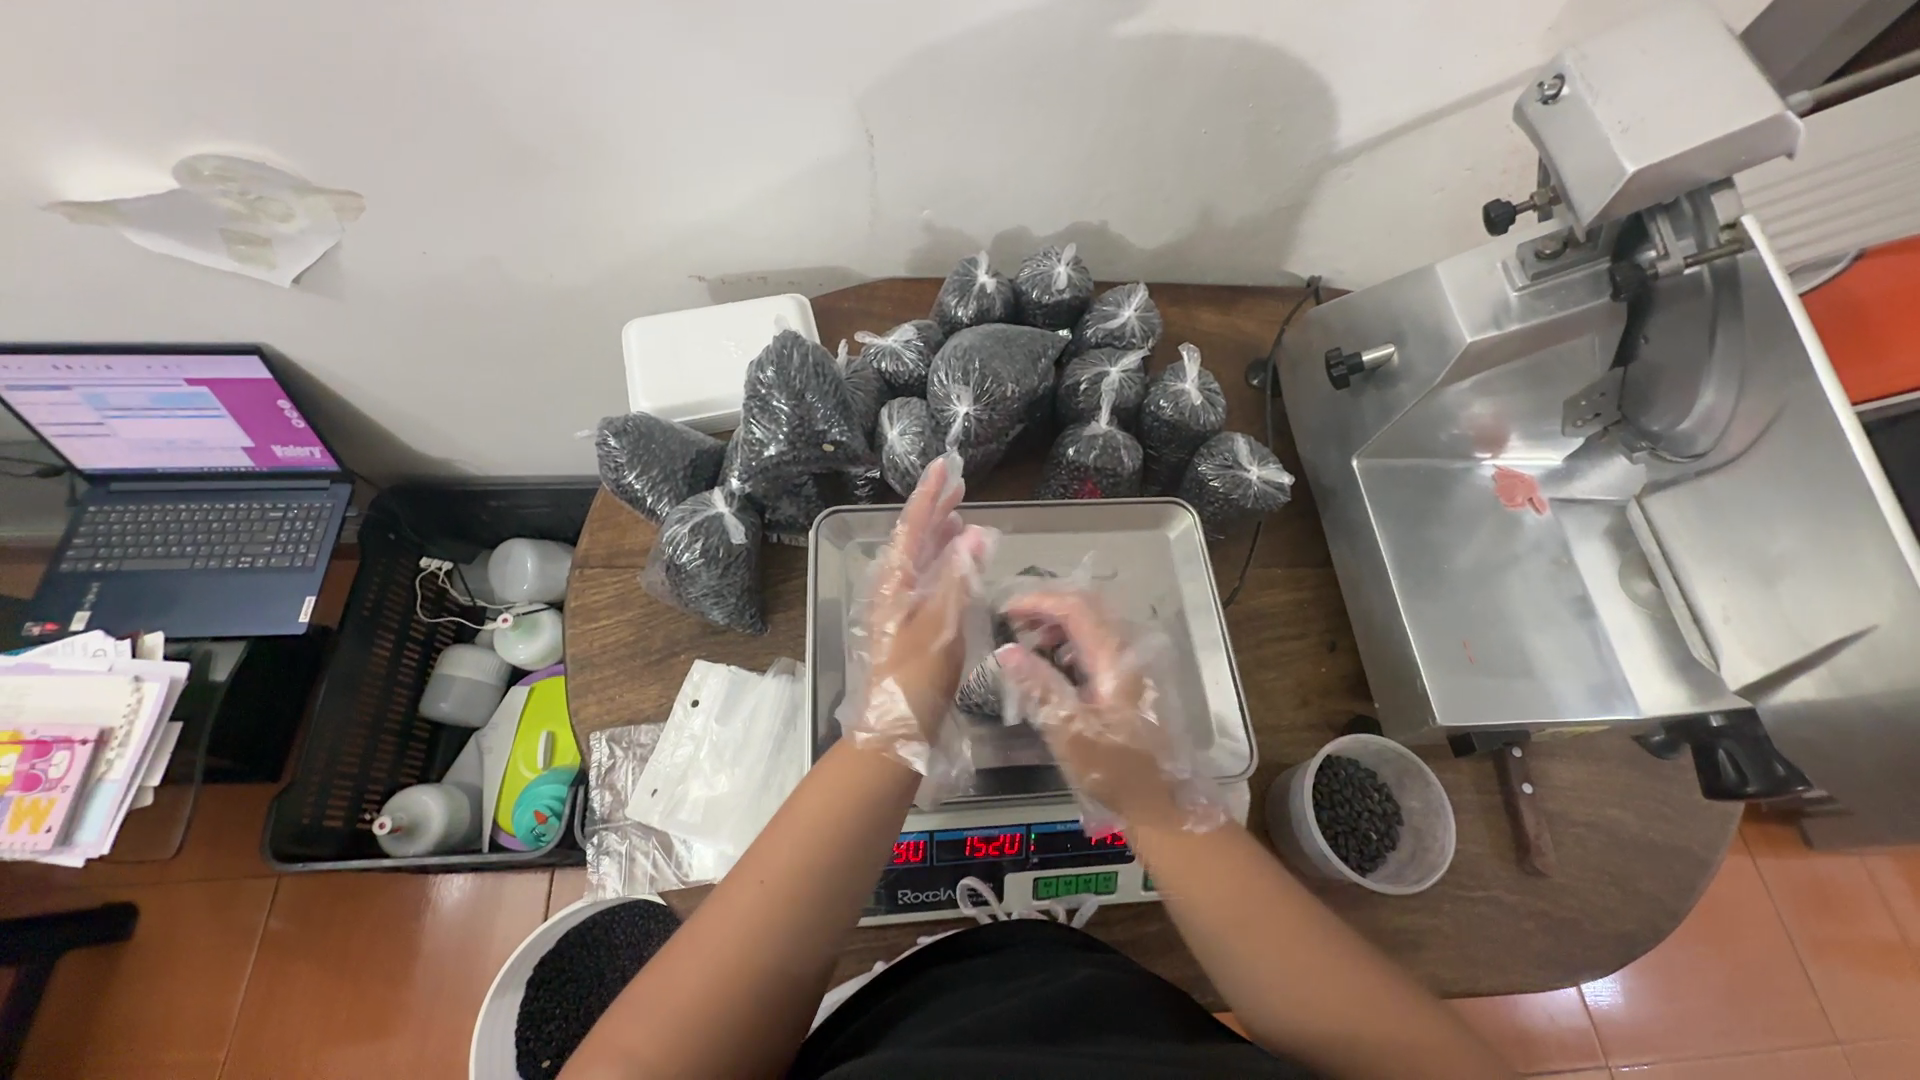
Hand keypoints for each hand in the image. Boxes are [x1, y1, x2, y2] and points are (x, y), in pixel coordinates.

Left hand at [841, 453, 994, 770]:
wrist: (894, 733)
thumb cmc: (916, 680)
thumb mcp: (941, 627)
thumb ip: (957, 580)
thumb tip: (974, 533)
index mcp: (895, 583)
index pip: (913, 527)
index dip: (930, 495)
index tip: (945, 465)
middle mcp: (893, 590)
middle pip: (914, 539)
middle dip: (935, 509)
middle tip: (958, 484)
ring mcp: (899, 609)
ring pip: (920, 560)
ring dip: (939, 535)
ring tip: (959, 515)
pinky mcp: (910, 627)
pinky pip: (927, 582)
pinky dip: (944, 565)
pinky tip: (956, 566)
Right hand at [996, 589, 1218, 832]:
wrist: (1162, 802)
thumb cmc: (1115, 769)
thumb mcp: (1069, 731)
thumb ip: (1038, 686)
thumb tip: (1006, 650)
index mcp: (1115, 658)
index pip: (1075, 607)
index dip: (1037, 601)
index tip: (1004, 611)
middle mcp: (1130, 651)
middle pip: (1087, 607)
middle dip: (1047, 606)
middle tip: (1013, 620)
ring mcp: (1135, 664)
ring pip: (1095, 622)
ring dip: (1059, 623)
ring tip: (1029, 641)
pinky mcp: (1134, 679)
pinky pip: (1100, 642)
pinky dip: (1073, 640)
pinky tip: (1055, 661)